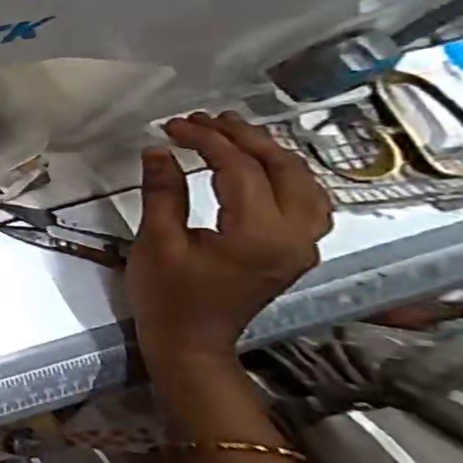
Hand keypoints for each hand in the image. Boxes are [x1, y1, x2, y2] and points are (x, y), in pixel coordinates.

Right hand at [128, 111, 332, 361]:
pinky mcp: (298, 249)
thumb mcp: (156, 243)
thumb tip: (159, 149)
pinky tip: (262, 167)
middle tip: (202, 121)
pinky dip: (285, 175)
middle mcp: (296, 235)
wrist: (190, 342)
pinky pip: (307, 200)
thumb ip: (162, 193)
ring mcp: (304, 243)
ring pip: (303, 181)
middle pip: (281, 168)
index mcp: (258, 234)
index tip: (172, 126)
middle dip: (241, 138)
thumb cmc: (167, 297)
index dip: (206, 141)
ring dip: (269, 152)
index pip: (239, 169)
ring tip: (233, 134)